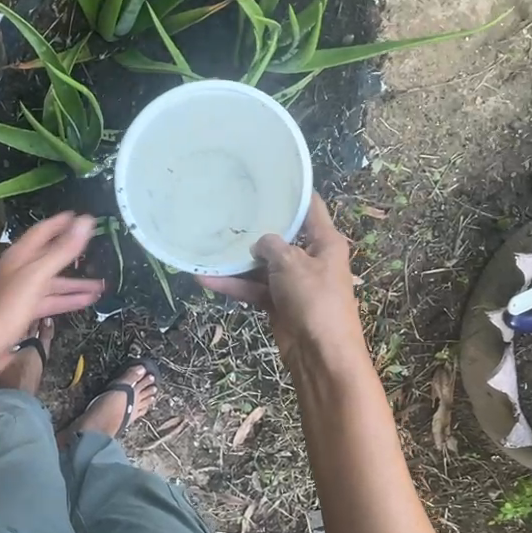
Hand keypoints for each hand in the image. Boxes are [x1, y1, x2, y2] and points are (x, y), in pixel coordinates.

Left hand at [0, 212, 104, 374]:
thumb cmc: (4, 311)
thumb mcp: (36, 278)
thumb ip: (61, 251)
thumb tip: (85, 222)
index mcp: (16, 258)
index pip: (40, 233)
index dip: (60, 224)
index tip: (79, 217)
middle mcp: (16, 272)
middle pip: (47, 259)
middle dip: (72, 257)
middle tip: (94, 250)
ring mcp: (18, 294)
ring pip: (50, 284)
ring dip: (74, 285)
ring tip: (100, 286)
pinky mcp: (20, 314)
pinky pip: (47, 302)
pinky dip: (66, 301)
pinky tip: (84, 302)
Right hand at [198, 194, 366, 366]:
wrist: (320, 352)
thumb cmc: (314, 299)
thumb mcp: (291, 263)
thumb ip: (271, 245)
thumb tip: (259, 243)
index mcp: (325, 241)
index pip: (309, 208)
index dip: (291, 192)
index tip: (266, 179)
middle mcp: (310, 258)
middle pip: (280, 238)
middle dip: (254, 229)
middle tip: (227, 212)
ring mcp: (293, 282)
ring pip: (261, 266)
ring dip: (236, 263)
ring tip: (207, 249)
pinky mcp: (278, 303)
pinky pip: (253, 289)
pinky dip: (234, 286)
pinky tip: (206, 280)